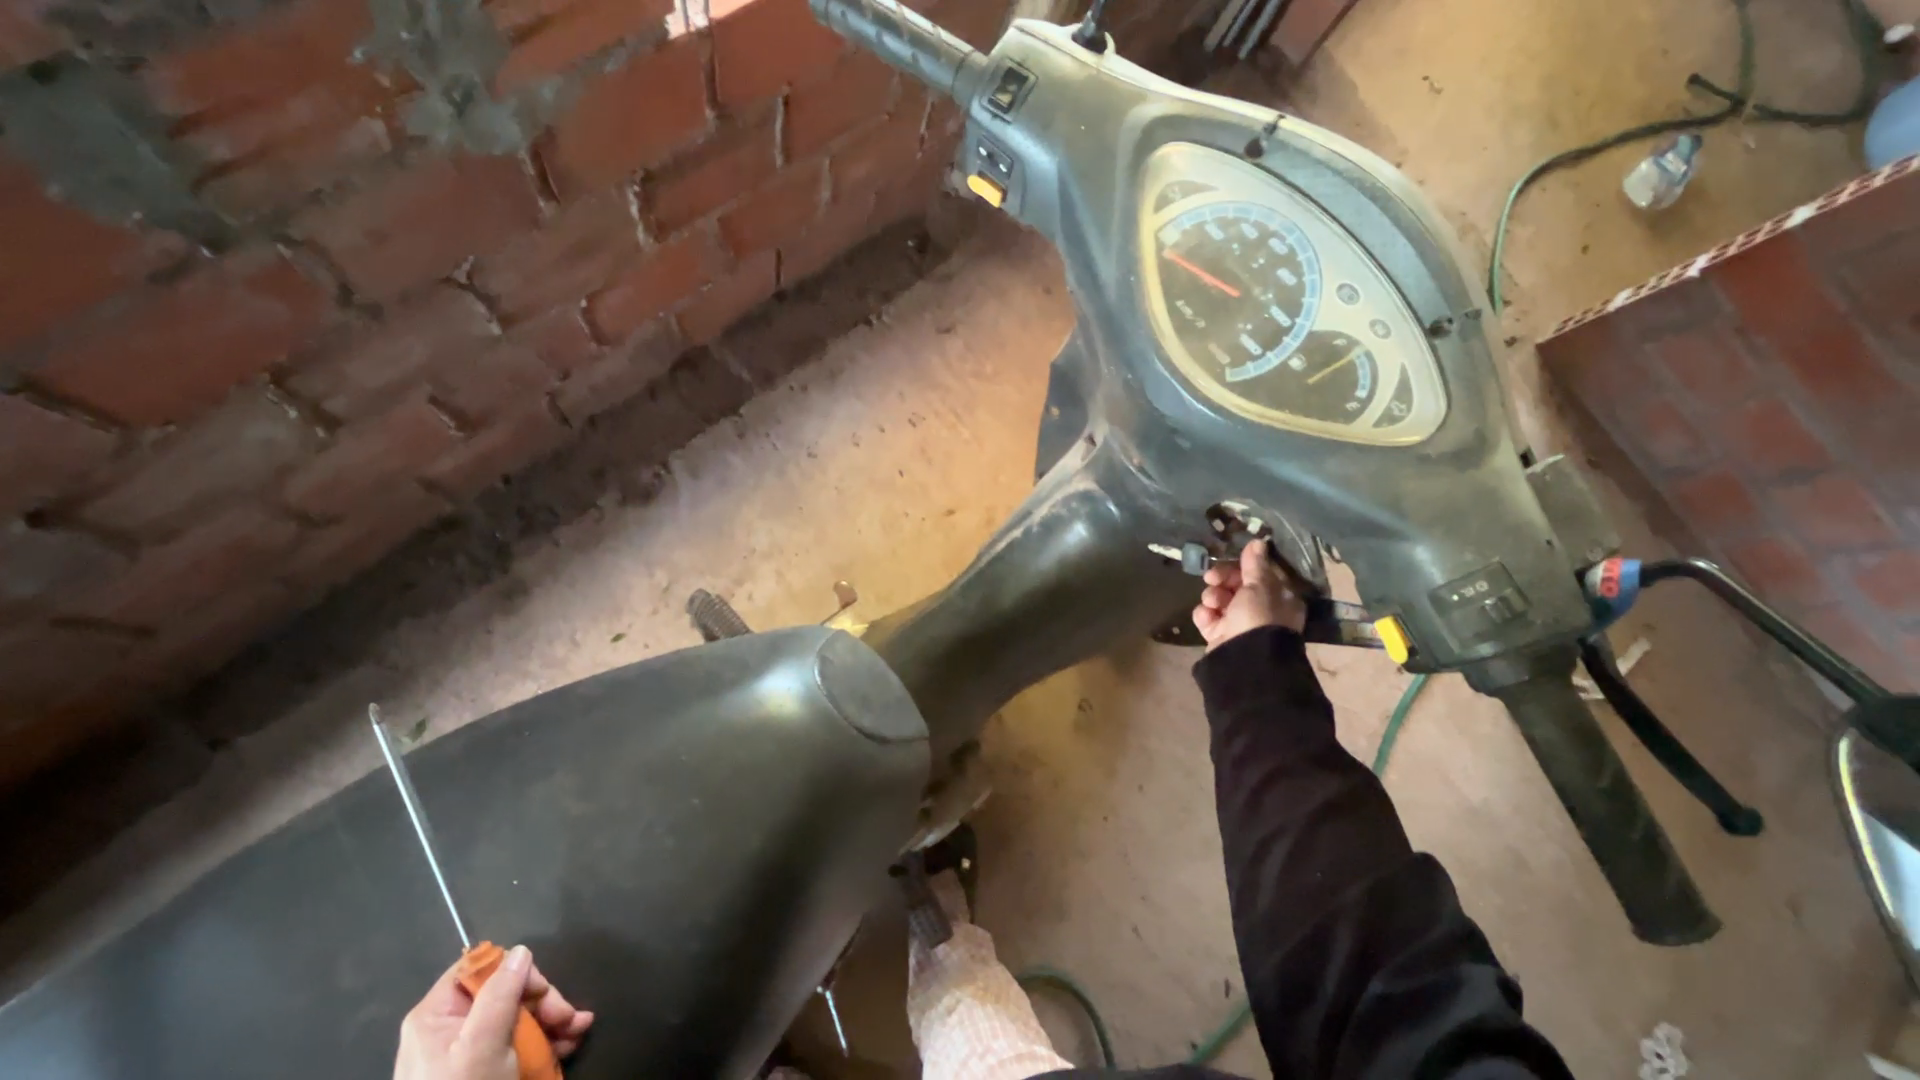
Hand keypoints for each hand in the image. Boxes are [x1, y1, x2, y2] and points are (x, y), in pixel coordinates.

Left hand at [394, 946, 593, 1079]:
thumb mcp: (482, 1046)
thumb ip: (500, 994)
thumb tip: (521, 951)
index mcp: (436, 1014)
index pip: (478, 968)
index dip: (514, 972)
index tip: (540, 991)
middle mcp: (450, 1027)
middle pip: (504, 992)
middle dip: (543, 1001)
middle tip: (568, 1018)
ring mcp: (469, 1050)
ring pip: (518, 1017)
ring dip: (553, 1020)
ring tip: (579, 1032)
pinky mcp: (487, 1070)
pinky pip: (519, 1042)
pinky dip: (546, 1040)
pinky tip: (568, 1046)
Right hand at [1191, 540, 1307, 650]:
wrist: (1245, 658)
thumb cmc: (1259, 616)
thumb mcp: (1260, 586)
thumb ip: (1255, 564)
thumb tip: (1258, 541)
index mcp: (1280, 599)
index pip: (1261, 575)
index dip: (1245, 566)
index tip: (1232, 559)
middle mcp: (1262, 611)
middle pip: (1237, 585)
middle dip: (1222, 579)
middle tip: (1211, 577)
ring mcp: (1240, 625)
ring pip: (1220, 600)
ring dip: (1212, 596)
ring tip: (1212, 602)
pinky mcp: (1221, 636)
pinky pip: (1209, 618)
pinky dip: (1205, 615)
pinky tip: (1206, 616)